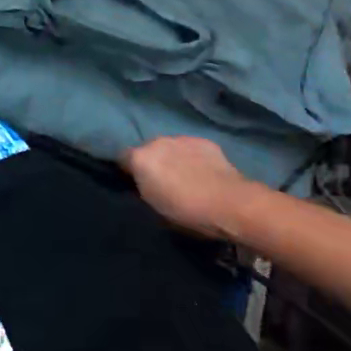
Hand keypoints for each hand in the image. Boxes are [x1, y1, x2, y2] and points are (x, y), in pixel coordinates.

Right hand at [119, 135, 261, 240]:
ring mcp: (182, 139)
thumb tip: (142, 182)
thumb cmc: (186, 211)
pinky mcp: (204, 141)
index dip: (127, 171)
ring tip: (184, 176)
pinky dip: (191, 157)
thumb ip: (142, 187)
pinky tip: (202, 172)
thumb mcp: (153, 205)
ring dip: (171, 158)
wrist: (229, 203)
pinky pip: (190, 148)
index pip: (121, 158)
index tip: (134, 184)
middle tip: (161, 182)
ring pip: (169, 147)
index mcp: (140, 158)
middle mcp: (157, 142)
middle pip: (146, 149)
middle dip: (151, 162)